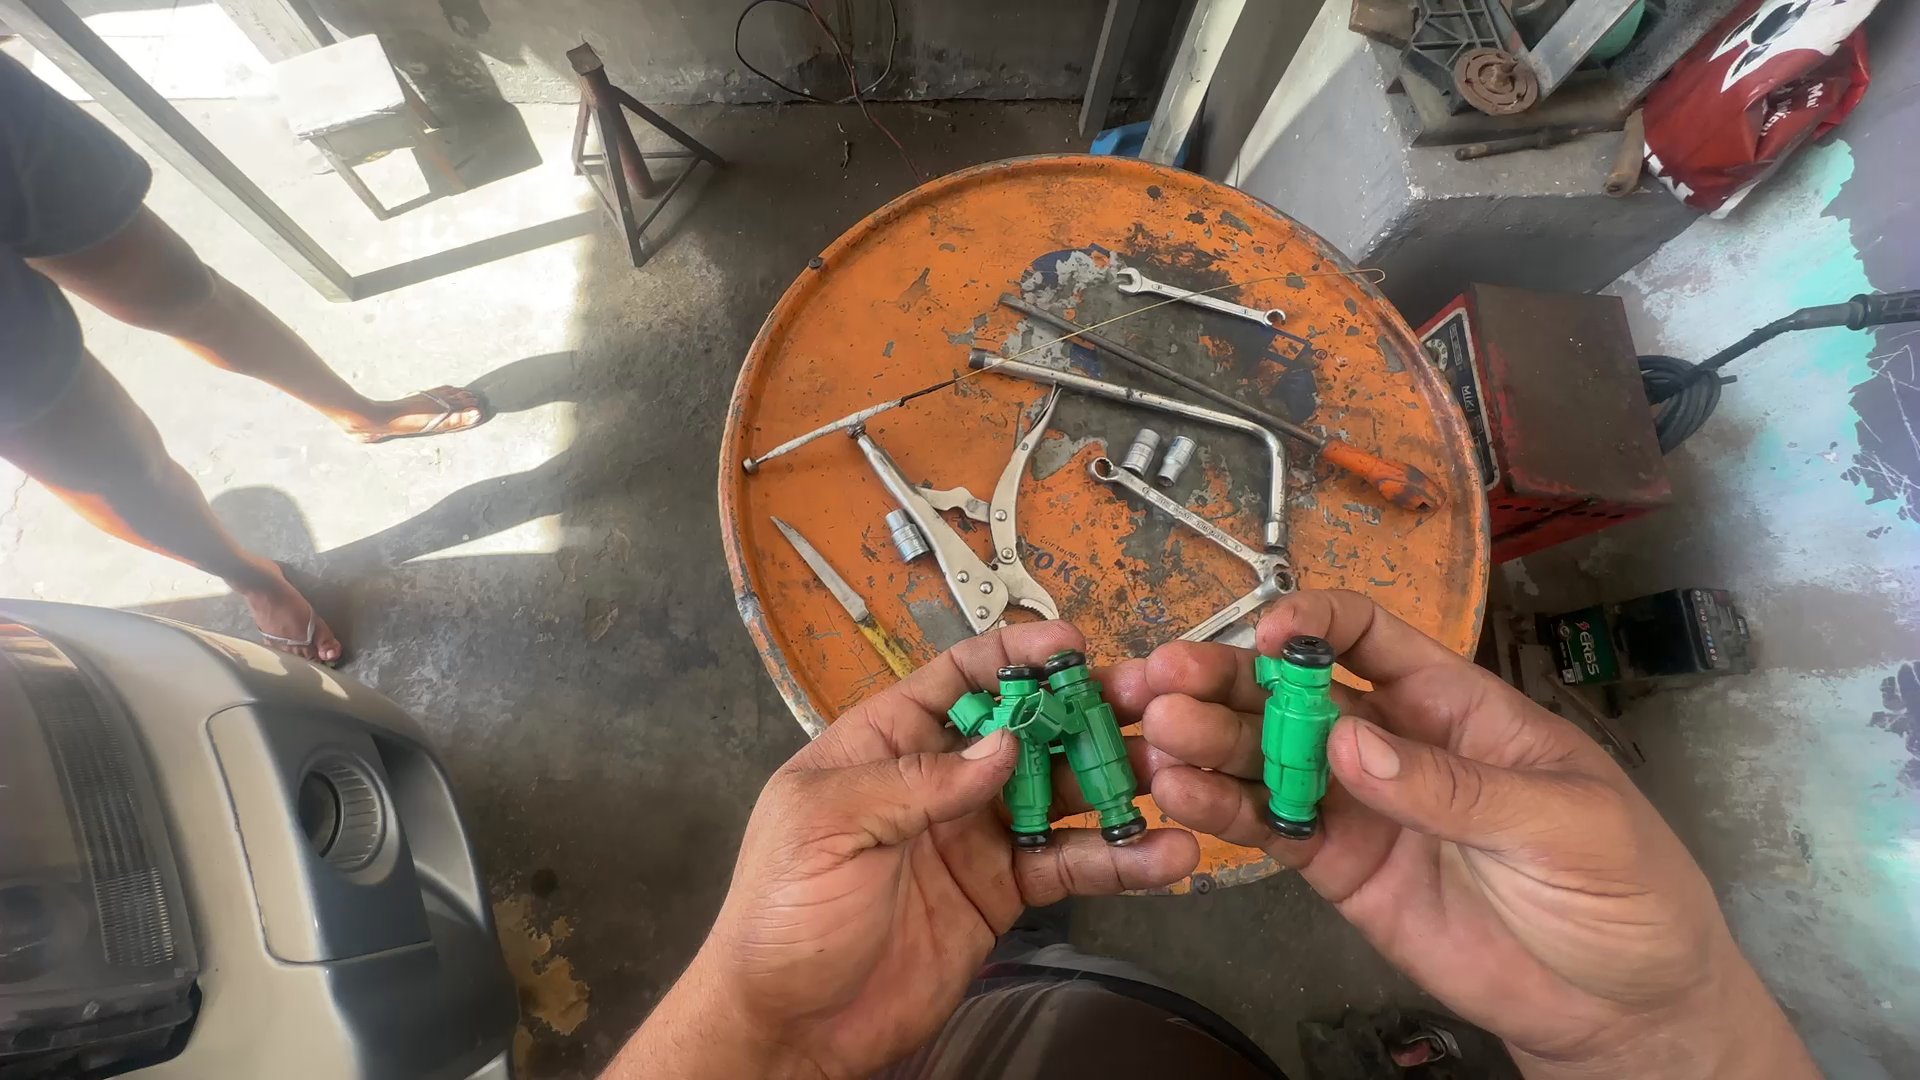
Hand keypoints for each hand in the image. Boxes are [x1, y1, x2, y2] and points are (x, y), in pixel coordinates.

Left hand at [608, 621, 1199, 1079]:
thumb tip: (1005, 746)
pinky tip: (1167, 856)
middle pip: (1025, 727)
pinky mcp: (1005, 889)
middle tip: (1152, 704)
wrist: (791, 1028)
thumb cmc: (786, 907)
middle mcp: (943, 775)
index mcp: (891, 739)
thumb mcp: (829, 823)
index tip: (1073, 644)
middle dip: (1085, 711)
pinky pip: (1067, 864)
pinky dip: (1117, 859)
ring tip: (1176, 775)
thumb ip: (918, 780)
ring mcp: (978, 831)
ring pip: (1058, 791)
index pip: (961, 677)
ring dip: (1114, 779)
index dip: (1015, 656)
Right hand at [1136, 590, 1816, 1078]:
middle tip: (1163, 677)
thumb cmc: (1620, 891)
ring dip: (1204, 738)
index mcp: (1440, 701)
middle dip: (1224, 678)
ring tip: (1154, 732)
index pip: (1364, 634)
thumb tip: (1348, 745)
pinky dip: (1218, 807)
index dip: (1311, 621)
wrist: (1616, 1011)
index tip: (1267, 634)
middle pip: (1287, 690)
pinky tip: (1177, 793)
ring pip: (1259, 752)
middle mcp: (1377, 735)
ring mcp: (1346, 797)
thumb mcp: (1566, 825)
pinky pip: (1264, 823)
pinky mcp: (1326, 857)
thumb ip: (1452, 784)